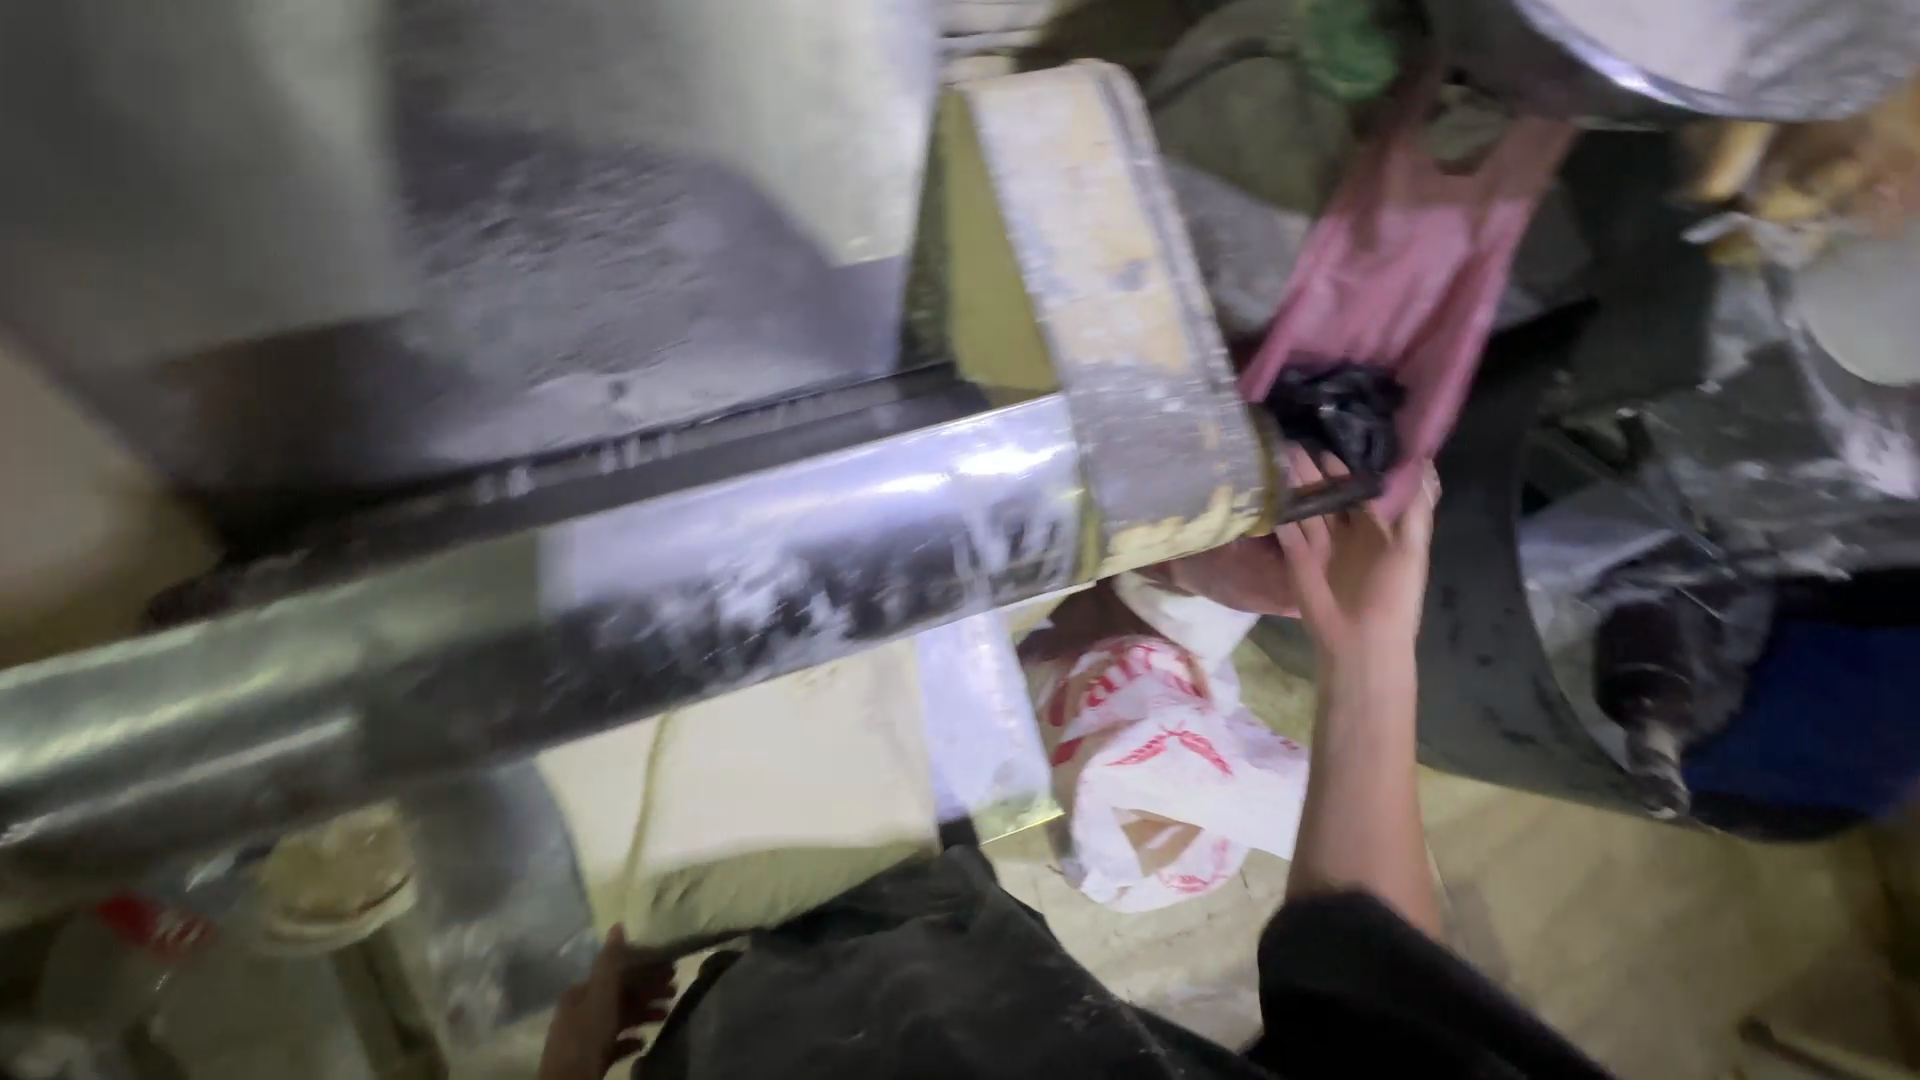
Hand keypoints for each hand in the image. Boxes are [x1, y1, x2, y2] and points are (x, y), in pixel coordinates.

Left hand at [537, 925, 675, 1079]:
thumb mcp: (601, 995)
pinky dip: (631, 1040)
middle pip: (620, 995)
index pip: (617, 972)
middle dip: (649, 991)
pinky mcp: (590, 1060)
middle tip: (675, 991)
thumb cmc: (587, 1036)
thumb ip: (610, 962)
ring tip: (666, 1016)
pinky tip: (643, 1042)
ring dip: (644, 1014)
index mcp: (580, 993)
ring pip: (620, 1018)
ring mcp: (585, 1037)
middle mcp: (580, 1011)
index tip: (672, 969)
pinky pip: (615, 1043)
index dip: (645, 968)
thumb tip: (617, 925)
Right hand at [1275, 450, 1438, 679]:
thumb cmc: (1393, 593)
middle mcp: (1347, 534)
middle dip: (1313, 472)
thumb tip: (1424, 462)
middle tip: (1294, 445)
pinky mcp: (1297, 558)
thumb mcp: (1412, 546)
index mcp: (1377, 530)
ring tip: (1277, 459)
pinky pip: (1287, 530)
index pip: (1359, 492)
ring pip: (1306, 509)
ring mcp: (1319, 546)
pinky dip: (1279, 512)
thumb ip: (1417, 506)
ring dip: (1293, 486)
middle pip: (1328, 497)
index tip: (1331, 443)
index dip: (1347, 469)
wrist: (1361, 638)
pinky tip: (1267, 490)